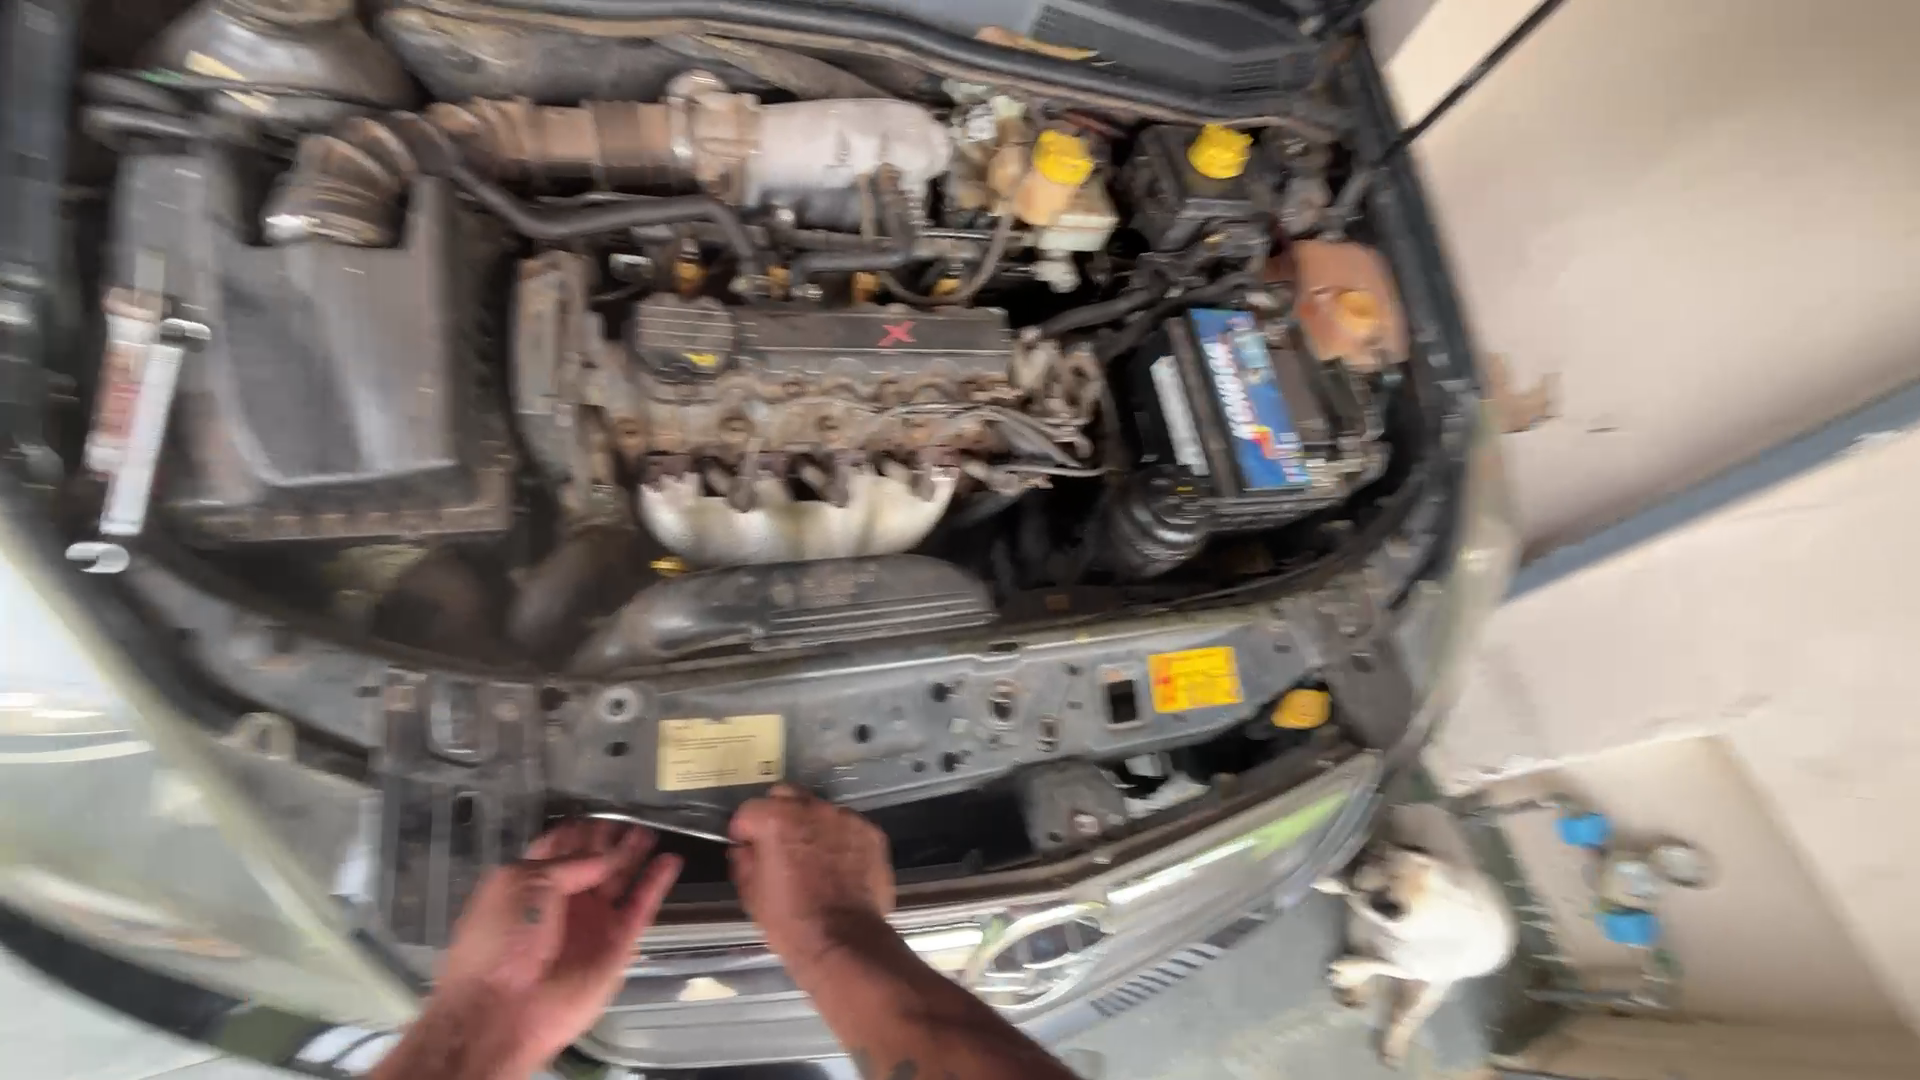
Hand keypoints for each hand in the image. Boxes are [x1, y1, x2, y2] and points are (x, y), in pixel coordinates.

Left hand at [377, 820, 680, 1079]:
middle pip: (594, 860)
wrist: (501, 1011)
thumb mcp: (524, 882)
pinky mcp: (618, 943)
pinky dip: (657, 883)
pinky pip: (642, 906)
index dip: (580, 828)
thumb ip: (572, 861)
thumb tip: (609, 854)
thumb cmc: (500, 940)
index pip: (561, 847)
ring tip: (650, 830)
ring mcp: (592, 922)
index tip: (600, 808)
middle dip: (610, 837)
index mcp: (530, 884)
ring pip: (620, 879)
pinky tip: (671, 860)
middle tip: (630, 815)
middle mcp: (563, 901)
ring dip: (634, 854)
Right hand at [729, 785, 893, 966]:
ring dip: (813, 827)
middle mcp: (813, 808)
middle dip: (778, 815)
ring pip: (821, 811)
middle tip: (779, 845)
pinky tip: (841, 866)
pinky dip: (841, 840)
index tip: (747, 848)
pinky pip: (848, 828)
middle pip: (787, 797)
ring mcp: (846, 817)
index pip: (749, 810)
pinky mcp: (871, 832)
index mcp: (777, 819)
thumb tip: (745, 848)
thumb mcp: (752, 894)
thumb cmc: (790, 921)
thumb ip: (744, 861)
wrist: (844, 941)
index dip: (744, 831)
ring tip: (814, 859)